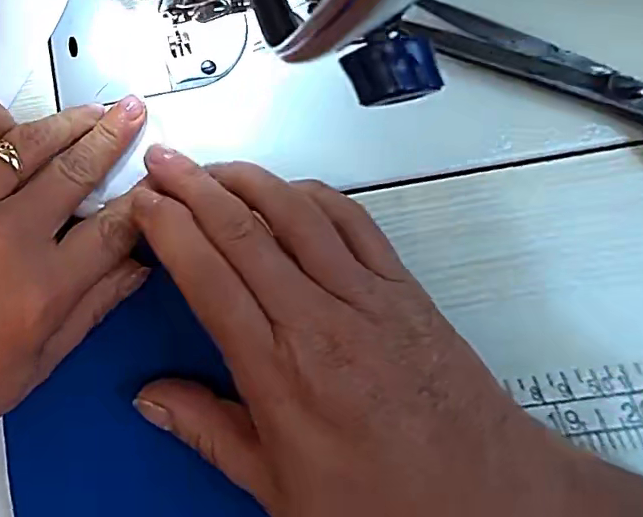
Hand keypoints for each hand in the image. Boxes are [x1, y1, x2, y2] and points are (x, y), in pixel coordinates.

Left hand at [0, 96, 151, 515]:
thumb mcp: (36, 367)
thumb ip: (93, 308)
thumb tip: (141, 261)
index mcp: (40, 291)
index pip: (112, 229)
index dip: (142, 199)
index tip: (155, 176)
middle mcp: (5, 237)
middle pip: (75, 171)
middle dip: (112, 137)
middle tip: (133, 110)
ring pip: (26, 143)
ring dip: (66, 121)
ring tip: (93, 108)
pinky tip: (12, 120)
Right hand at [128, 149, 642, 516]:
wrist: (501, 512)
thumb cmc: (382, 509)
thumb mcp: (279, 492)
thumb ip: (206, 431)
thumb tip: (144, 397)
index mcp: (280, 375)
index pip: (207, 276)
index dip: (167, 227)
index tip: (141, 202)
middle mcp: (319, 322)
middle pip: (240, 229)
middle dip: (190, 184)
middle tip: (159, 161)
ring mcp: (366, 297)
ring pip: (293, 210)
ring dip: (243, 177)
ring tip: (208, 165)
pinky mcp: (403, 286)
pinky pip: (349, 217)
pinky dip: (307, 192)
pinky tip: (281, 188)